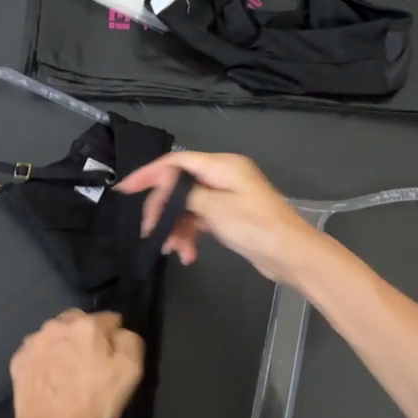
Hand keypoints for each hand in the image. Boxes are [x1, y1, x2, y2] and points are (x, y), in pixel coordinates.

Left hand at [8, 310, 143, 417]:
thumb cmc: (94, 402)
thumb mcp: (130, 372)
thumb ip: (130, 342)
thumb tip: (120, 332)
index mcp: (86, 324)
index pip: (109, 319)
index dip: (115, 337)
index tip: (114, 357)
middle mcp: (56, 325)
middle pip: (79, 322)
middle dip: (87, 336)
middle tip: (91, 363)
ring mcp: (33, 342)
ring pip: (55, 335)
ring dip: (64, 345)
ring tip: (68, 373)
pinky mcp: (18, 360)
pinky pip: (38, 352)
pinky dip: (45, 359)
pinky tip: (51, 380)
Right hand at [117, 152, 328, 283]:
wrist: (292, 255)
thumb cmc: (256, 228)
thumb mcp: (215, 209)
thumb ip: (186, 195)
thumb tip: (166, 190)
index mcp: (222, 166)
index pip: (176, 162)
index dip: (149, 174)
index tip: (125, 189)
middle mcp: (223, 176)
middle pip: (178, 186)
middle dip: (162, 210)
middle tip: (150, 232)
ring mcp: (226, 196)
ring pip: (186, 206)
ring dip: (176, 228)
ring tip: (174, 251)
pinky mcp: (228, 215)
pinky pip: (199, 219)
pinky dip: (190, 235)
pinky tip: (188, 255)